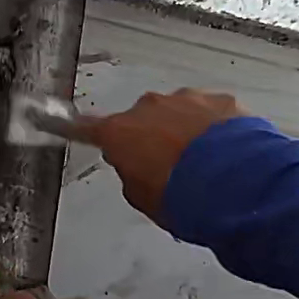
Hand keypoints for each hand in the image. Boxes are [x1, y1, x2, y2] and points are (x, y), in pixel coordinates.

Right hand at [70, 89, 248, 223]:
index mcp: (121, 133)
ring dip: (184, 131)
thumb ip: (132, 176)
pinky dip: (214, 127)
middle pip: (141, 119)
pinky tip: (227, 152)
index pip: (87, 128)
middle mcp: (150, 107)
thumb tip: (137, 168)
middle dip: (151, 137)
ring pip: (178, 112)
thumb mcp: (143, 199)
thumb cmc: (183, 197)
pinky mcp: (220, 99)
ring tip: (204, 163)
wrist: (237, 184)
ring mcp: (186, 99)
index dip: (77, 128)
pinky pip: (210, 112)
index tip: (62, 122)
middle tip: (168, 166)